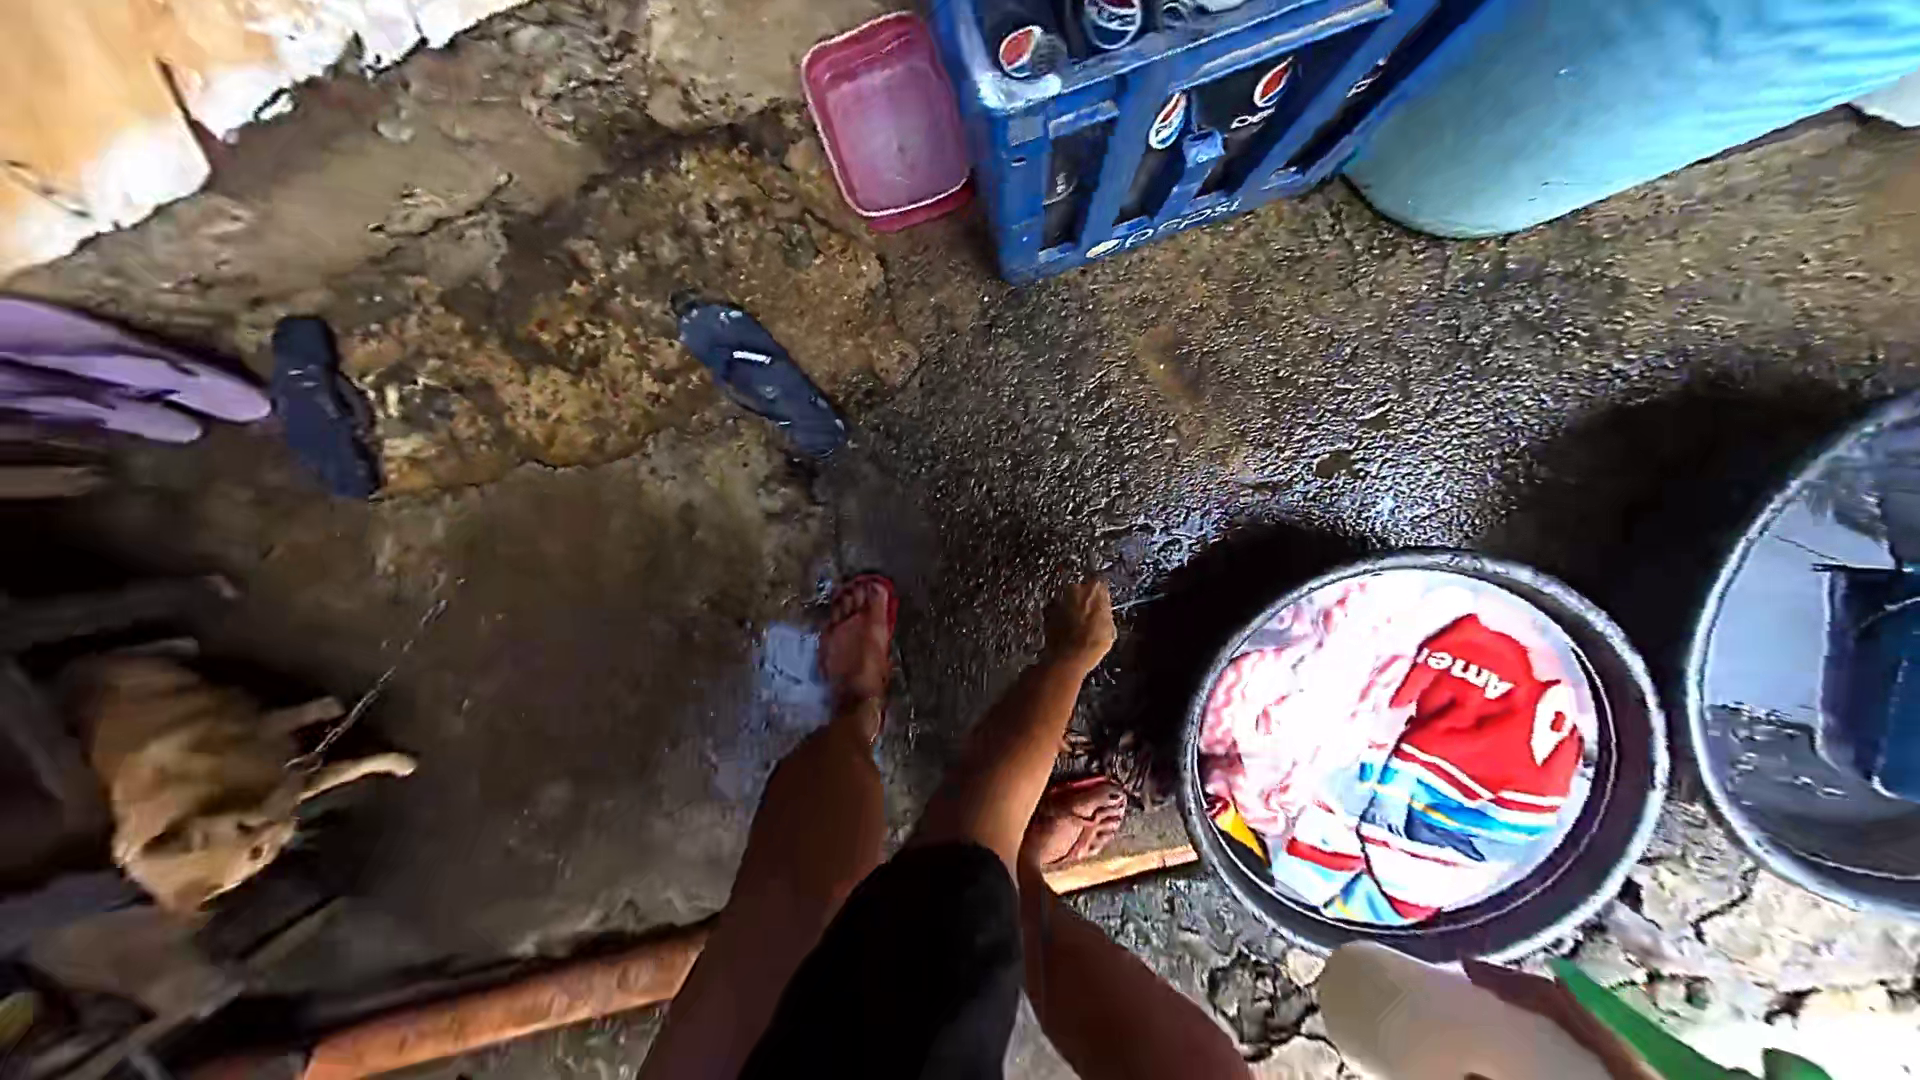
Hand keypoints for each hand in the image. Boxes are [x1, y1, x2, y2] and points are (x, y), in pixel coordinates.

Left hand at [1043, 579, 1115, 669]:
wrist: (1072, 655)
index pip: (1099, 585)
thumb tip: (1102, 612)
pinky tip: (1065, 630)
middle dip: (1082, 600)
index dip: (1100, 596)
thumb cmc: (1094, 642)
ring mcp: (1060, 599)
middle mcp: (1075, 589)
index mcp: (1095, 589)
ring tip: (1076, 625)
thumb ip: (1104, 612)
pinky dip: (1058, 617)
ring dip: (1069, 608)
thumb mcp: (1110, 626)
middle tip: (1087, 616)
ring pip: (1066, 600)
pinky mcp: (1047, 611)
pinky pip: (1055, 611)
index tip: (1101, 603)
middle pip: (1080, 590)